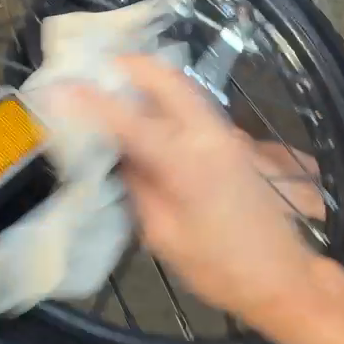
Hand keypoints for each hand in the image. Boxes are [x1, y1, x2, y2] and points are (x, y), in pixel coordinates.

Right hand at [60, 55, 333, 324]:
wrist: (283, 277)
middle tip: (93, 68)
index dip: (91, 102)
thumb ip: (139, 187)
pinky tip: (144, 114)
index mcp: (187, 163)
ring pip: (182, 88)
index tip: (59, 87)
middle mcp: (209, 136)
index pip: (130, 121)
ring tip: (111, 86)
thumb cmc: (219, 268)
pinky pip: (192, 105)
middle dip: (128, 66)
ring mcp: (226, 135)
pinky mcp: (233, 142)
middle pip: (167, 78)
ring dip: (146, 80)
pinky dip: (164, 98)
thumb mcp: (164, 236)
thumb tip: (118, 155)